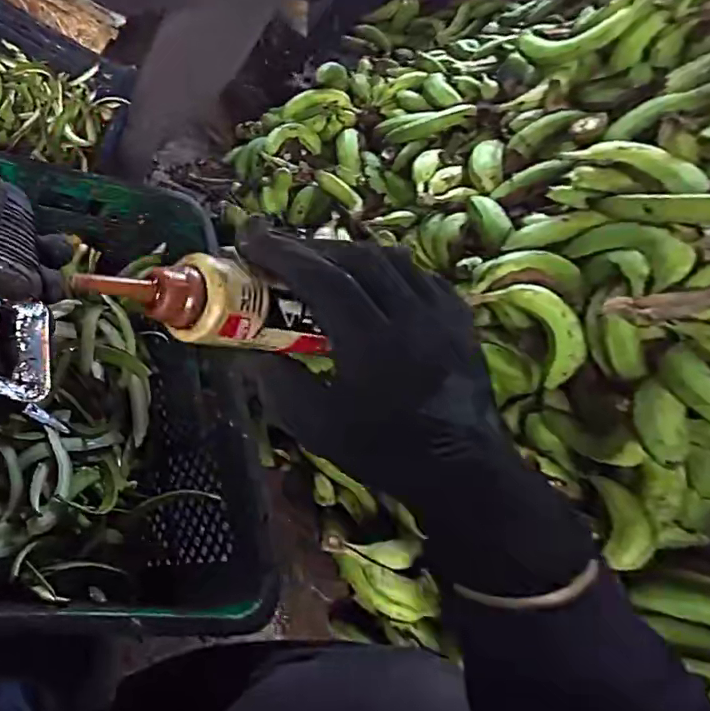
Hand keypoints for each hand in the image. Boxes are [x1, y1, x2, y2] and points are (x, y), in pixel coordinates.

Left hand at [0, 173, 68, 487]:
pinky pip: (40, 314)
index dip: (23, 219)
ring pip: (38, 281)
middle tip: (62, 254)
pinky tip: (51, 311)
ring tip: (54, 290)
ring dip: (52, 280)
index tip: (37, 221)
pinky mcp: (10, 334)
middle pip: (26, 251)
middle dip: (47, 250)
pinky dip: (49, 310)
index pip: (1, 223)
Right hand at [236, 222, 592, 597]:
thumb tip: (247, 349)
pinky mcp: (458, 320)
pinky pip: (415, 274)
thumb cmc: (381, 450)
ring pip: (389, 259)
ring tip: (312, 261)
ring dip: (343, 252)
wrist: (463, 472)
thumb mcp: (312, 424)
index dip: (280, 253)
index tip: (248, 238)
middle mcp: (411, 318)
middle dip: (306, 247)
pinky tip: (363, 280)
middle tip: (272, 249)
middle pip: (355, 258)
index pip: (323, 279)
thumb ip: (275, 379)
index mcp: (372, 343)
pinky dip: (380, 266)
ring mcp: (441, 316)